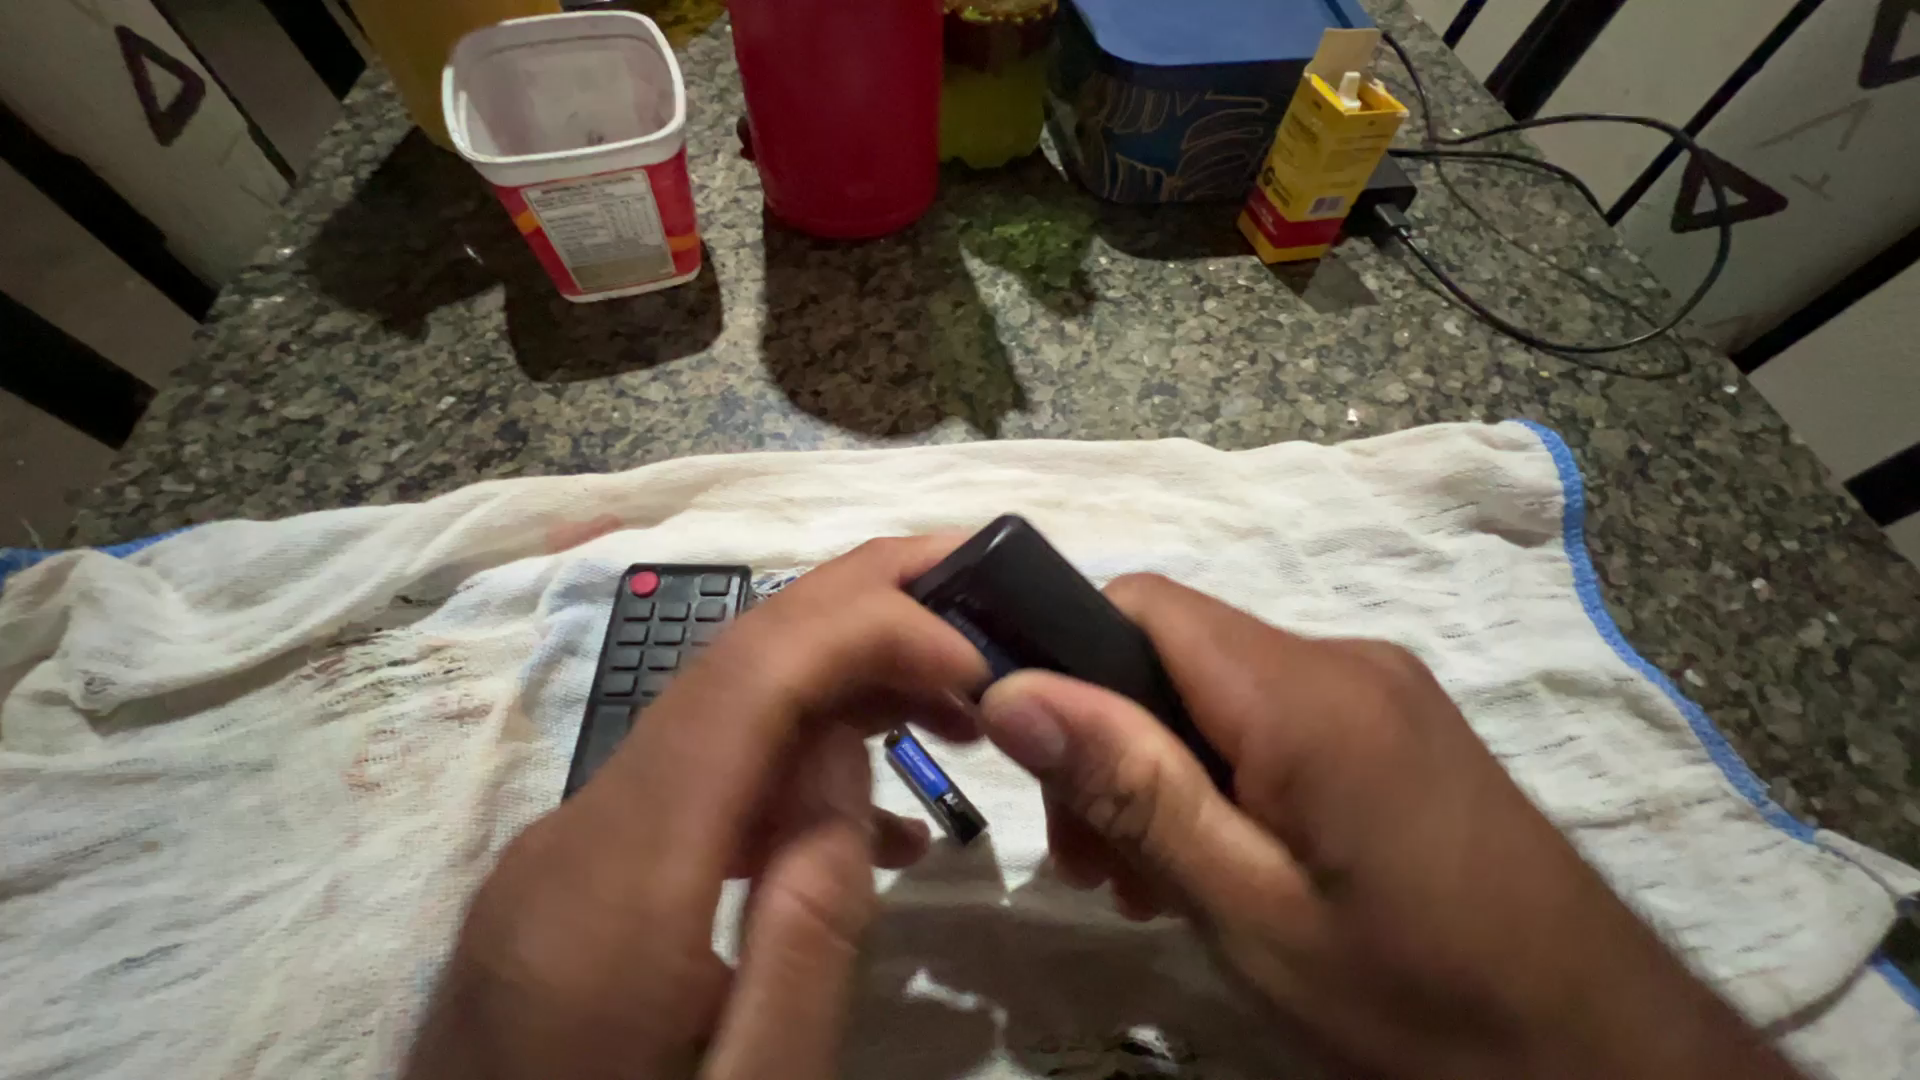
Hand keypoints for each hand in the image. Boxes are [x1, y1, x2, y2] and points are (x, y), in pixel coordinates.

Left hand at [403, 538, 988, 1079]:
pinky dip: (795, 761)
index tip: (971, 660)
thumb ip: (809, 918)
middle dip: (860, 609)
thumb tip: (836, 749)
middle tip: (971, 606)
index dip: (869, 629)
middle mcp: (582, 825)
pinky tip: (870, 820)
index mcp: (617, 881)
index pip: (749, 680)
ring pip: (723, 709)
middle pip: (731, 663)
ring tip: (950, 712)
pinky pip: (705, 779)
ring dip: (840, 685)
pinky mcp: (586, 869)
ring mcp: (574, 841)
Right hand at [979, 574, 1804, 1079]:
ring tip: (1146, 877)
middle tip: (1091, 857)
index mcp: (1304, 690)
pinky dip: (1215, 771)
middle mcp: (1341, 657)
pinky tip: (1217, 858)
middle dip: (1108, 736)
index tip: (1040, 760)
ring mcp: (1376, 688)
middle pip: (1171, 650)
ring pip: (1212, 687)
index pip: (1140, 604)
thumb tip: (1012, 694)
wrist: (1617, 1065)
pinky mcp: (1393, 725)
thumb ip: (1132, 788)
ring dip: (1157, 764)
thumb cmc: (1422, 1003)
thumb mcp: (1249, 910)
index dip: (1069, 657)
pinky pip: (1266, 715)